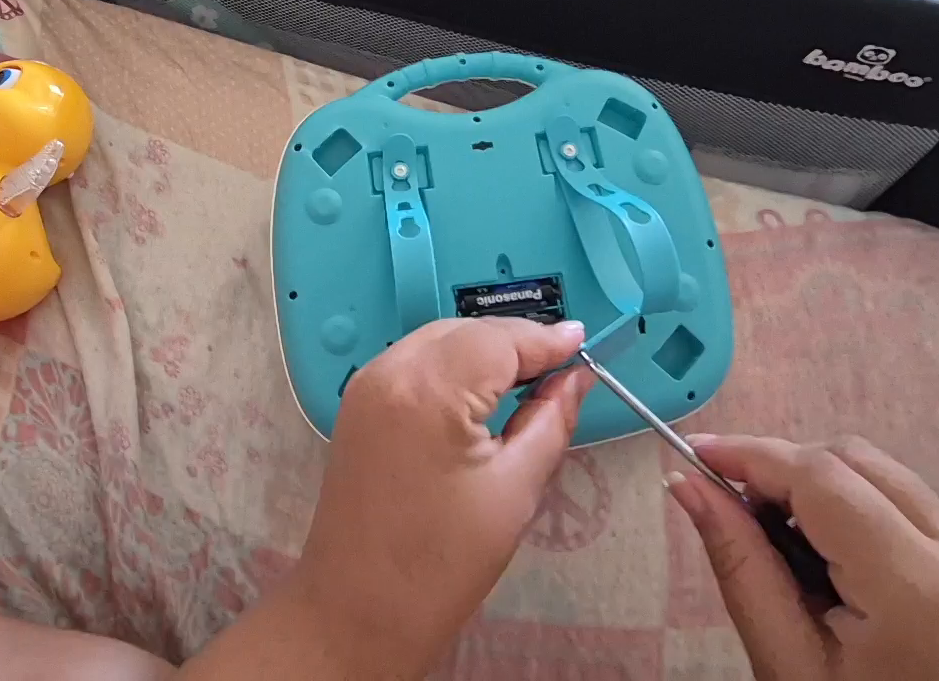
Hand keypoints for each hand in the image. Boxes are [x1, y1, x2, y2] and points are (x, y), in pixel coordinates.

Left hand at [291, 316, 594, 676]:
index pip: (496, 339)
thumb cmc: (443, 562)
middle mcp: (390, 370)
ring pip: (439, 337)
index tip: (581, 340)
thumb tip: (575, 376)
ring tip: (529, 373)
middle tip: (560, 363)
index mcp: (428, 392)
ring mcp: (367, 382)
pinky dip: (452, 360)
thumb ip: (550, 420)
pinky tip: (480, 385)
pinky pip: (415, 358)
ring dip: (483, 347)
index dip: (543, 338)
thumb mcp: (514, 490)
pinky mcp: (358, 398)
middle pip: (465, 330)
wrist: (357, 608)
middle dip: (514, 341)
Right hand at [669, 435, 938, 680]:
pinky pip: (913, 511)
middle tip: (735, 504)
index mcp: (919, 593)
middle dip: (785, 466)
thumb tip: (685, 484)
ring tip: (781, 538)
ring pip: (886, 477)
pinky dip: (857, 510)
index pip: (820, 477)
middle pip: (855, 459)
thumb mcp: (789, 666)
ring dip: (821, 484)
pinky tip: (831, 561)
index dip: (750, 453)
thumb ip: (740, 564)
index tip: (692, 453)